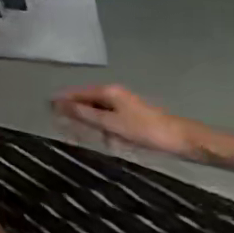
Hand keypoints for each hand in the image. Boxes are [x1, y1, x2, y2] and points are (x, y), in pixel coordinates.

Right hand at [52, 85, 226, 161]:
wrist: (186, 141)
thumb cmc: (146, 131)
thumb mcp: (112, 124)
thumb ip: (84, 114)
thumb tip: (58, 103)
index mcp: (107, 91)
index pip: (76, 93)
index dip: (61, 101)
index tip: (47, 111)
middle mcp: (114, 93)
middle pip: (86, 101)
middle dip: (75, 113)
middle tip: (64, 129)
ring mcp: (124, 104)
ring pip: (98, 111)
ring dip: (89, 123)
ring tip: (83, 137)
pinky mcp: (133, 116)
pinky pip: (109, 118)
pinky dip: (103, 127)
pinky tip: (105, 140)